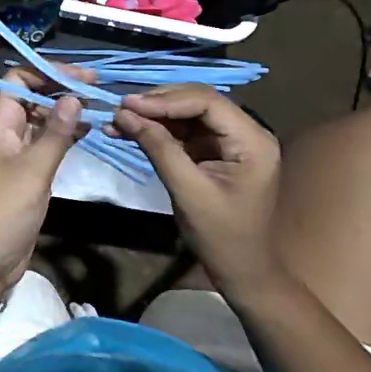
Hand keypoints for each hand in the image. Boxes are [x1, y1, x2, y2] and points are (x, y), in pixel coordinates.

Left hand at [0, 69, 87, 302]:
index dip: (47, 73)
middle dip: (62, 88)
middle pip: (32, 97)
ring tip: (100, 105)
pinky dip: (67, 134)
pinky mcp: (28, 173)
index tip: (82, 77)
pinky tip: (89, 130)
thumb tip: (74, 97)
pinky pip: (48, 143)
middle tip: (98, 88)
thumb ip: (56, 133)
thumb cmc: (2, 212)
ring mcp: (17, 154)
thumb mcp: (33, 171)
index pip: (18, 80)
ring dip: (67, 111)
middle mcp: (5, 133)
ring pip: (43, 120)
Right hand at [114, 87, 282, 291]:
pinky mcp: (214, 152)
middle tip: (120, 108)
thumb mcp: (188, 192)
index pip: (207, 102)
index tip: (128, 104)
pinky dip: (157, 130)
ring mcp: (229, 141)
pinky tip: (130, 131)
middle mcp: (246, 132)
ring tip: (118, 118)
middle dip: (158, 103)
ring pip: (187, 114)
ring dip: (153, 115)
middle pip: (198, 101)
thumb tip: (124, 115)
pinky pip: (184, 131)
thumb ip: (159, 149)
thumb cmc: (222, 237)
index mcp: (252, 140)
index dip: (166, 99)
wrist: (242, 272)